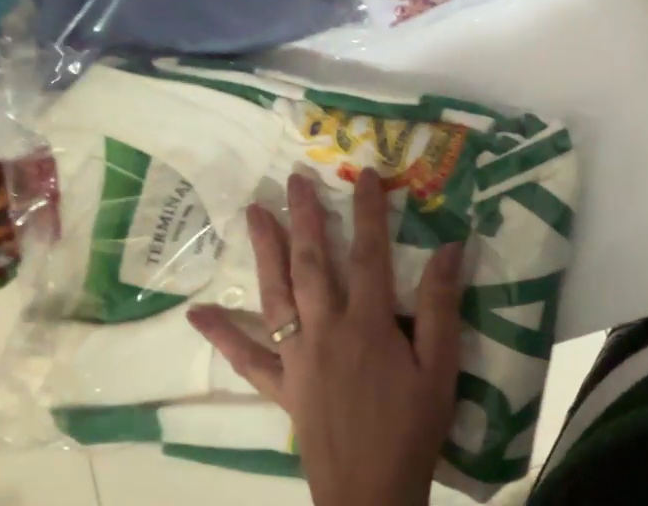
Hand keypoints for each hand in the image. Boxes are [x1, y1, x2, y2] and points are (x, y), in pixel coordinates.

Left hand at [187, 169, 463, 505]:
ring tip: (253, 216)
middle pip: (313, 265)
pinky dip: (221, 335)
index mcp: (369, 325)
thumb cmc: (414, 426)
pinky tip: (198, 315)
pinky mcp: (282, 388)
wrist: (370, 494)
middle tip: (294, 180)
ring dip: (265, 252)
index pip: (369, 254)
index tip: (365, 173)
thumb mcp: (442, 365)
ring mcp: (297, 360)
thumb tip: (450, 247)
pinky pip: (247, 358)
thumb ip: (441, 306)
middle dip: (305, 218)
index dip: (368, 211)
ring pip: (276, 296)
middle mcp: (326, 333)